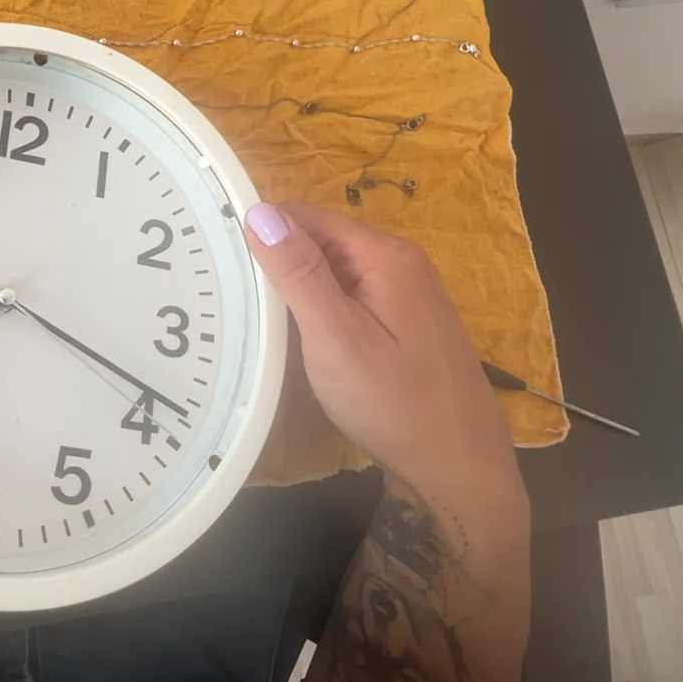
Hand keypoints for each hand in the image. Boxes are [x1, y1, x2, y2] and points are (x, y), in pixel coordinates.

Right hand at [242, 201, 517, 497]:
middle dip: (279, 260)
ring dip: (296, 287)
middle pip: (320, 239)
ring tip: (261, 320)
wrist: (458, 470)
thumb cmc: (393, 402)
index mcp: (386, 255)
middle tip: (239, 299)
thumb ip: (298, 272)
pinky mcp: (402, 321)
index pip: (307, 215)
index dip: (263, 231)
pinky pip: (347, 295)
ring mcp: (405, 293)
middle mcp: (400, 263)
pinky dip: (318, 307)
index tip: (224, 261)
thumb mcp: (336, 335)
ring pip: (332, 269)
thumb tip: (260, 211)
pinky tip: (300, 336)